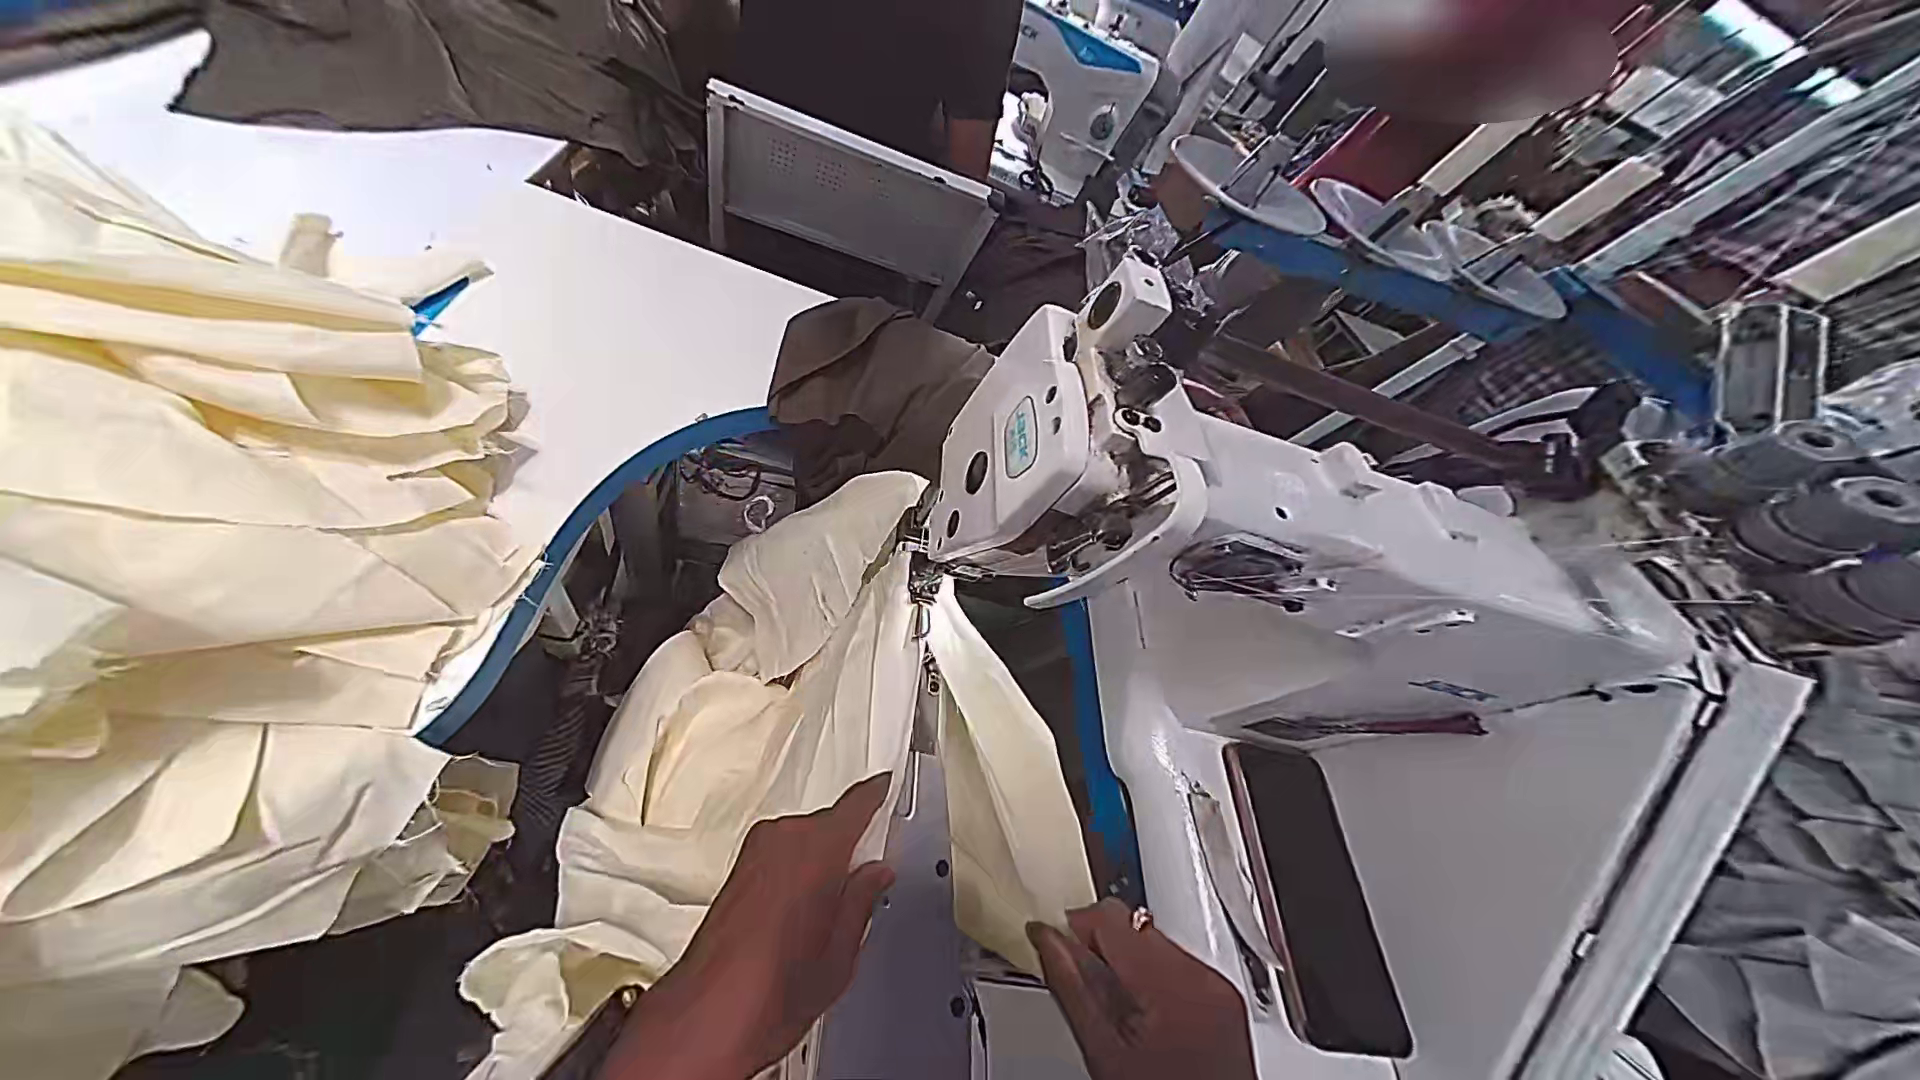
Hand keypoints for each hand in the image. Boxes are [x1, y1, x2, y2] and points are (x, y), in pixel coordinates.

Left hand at [600, 774, 895, 1079]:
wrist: (708, 1016)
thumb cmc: (769, 991)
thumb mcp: (843, 952)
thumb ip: (864, 898)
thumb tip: (875, 874)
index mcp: (821, 847)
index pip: (860, 801)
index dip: (878, 792)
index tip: (886, 787)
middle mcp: (787, 837)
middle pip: (832, 822)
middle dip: (848, 845)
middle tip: (862, 879)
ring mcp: (758, 848)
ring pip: (804, 836)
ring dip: (818, 858)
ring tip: (823, 910)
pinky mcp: (739, 865)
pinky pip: (781, 849)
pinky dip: (794, 867)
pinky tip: (797, 911)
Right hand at [1027, 899, 1256, 1079]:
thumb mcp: (1104, 1054)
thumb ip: (1071, 986)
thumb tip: (1045, 938)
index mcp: (1171, 985)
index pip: (1110, 916)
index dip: (1076, 926)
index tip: (1057, 943)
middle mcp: (1201, 976)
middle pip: (1132, 923)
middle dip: (1100, 945)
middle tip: (1080, 980)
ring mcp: (1217, 986)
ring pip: (1151, 938)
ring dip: (1125, 960)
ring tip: (1116, 1008)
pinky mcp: (1224, 996)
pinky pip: (1174, 961)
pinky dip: (1150, 975)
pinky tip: (1142, 1015)